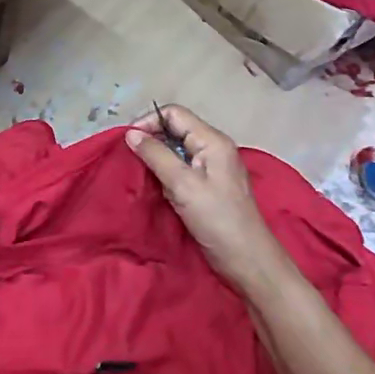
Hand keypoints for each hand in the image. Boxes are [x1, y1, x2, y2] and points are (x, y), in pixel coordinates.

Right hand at [126, 106, 282, 290]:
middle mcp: (214, 147)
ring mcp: (212, 167)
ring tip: (139, 172)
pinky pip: (182, 168)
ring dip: (157, 157)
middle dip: (151, 139)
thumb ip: (156, 155)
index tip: (127, 141)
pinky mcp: (208, 185)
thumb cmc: (217, 219)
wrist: (247, 259)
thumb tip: (131, 134)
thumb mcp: (182, 185)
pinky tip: (155, 186)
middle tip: (129, 158)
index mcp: (212, 140)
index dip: (148, 122)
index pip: (175, 114)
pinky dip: (166, 173)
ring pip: (177, 149)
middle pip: (176, 129)